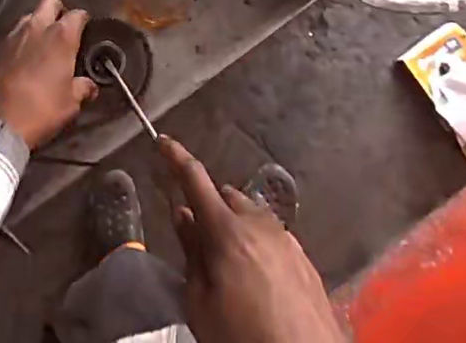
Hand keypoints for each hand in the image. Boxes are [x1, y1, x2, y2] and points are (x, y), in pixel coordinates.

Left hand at [0, 0, 96, 148]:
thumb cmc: (41, 110)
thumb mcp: (70, 104)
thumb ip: (82, 88)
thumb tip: (90, 86)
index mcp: (61, 36)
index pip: (78, 14)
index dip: (83, 21)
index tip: (85, 31)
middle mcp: (37, 27)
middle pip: (50, 2)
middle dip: (58, 10)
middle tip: (62, 29)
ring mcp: (13, 34)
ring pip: (29, 16)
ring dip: (37, 24)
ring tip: (40, 44)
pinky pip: (11, 35)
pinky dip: (19, 41)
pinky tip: (21, 58)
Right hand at [161, 136, 347, 342]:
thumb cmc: (244, 338)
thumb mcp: (202, 305)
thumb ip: (191, 253)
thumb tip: (183, 214)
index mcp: (227, 230)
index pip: (195, 179)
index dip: (176, 157)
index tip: (162, 141)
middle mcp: (257, 222)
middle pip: (225, 195)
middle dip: (209, 206)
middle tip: (201, 241)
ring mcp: (285, 237)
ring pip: (250, 213)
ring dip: (234, 223)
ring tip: (231, 264)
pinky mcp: (304, 257)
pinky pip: (271, 234)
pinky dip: (257, 242)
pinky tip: (258, 278)